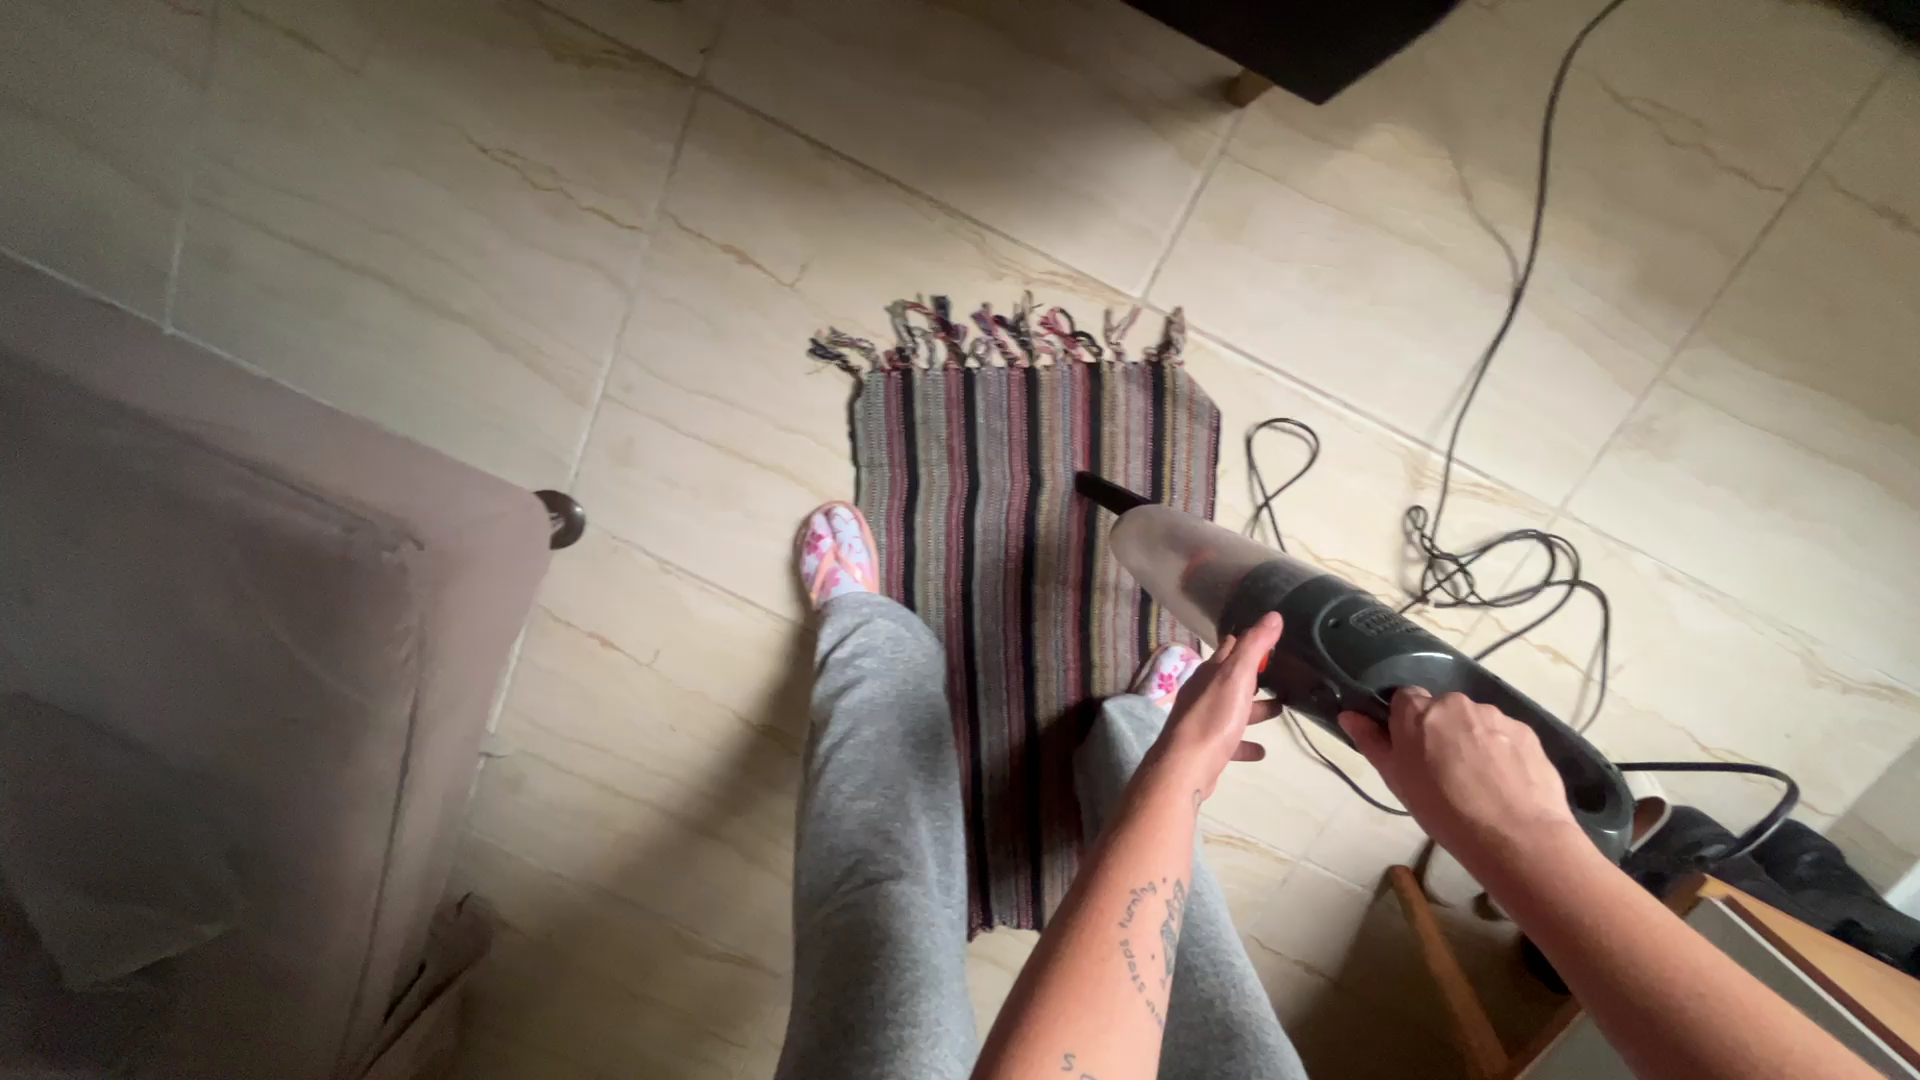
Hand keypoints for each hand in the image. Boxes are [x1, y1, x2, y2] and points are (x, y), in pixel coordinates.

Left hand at [1150, 612, 1285, 799]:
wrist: (1186, 766)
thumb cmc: (1213, 718)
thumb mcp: (1236, 677)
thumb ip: (1254, 647)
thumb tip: (1273, 615)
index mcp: (1209, 673)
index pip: (1229, 648)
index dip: (1250, 642)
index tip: (1274, 640)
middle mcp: (1203, 692)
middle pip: (1232, 680)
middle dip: (1255, 677)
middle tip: (1283, 676)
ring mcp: (1204, 720)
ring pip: (1233, 709)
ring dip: (1253, 709)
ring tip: (1279, 709)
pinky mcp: (1208, 747)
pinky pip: (1231, 741)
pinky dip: (1246, 743)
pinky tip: (1261, 750)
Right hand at [1338, 688, 1577, 865]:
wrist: (1515, 837)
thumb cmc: (1442, 808)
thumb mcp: (1395, 778)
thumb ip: (1370, 741)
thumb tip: (1348, 714)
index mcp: (1417, 710)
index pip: (1404, 698)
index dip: (1406, 722)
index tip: (1412, 749)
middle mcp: (1455, 703)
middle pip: (1442, 708)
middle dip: (1441, 730)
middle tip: (1444, 768)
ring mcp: (1495, 716)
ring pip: (1475, 721)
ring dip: (1472, 739)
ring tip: (1479, 779)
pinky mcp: (1528, 733)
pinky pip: (1505, 734)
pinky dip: (1502, 750)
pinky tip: (1504, 782)